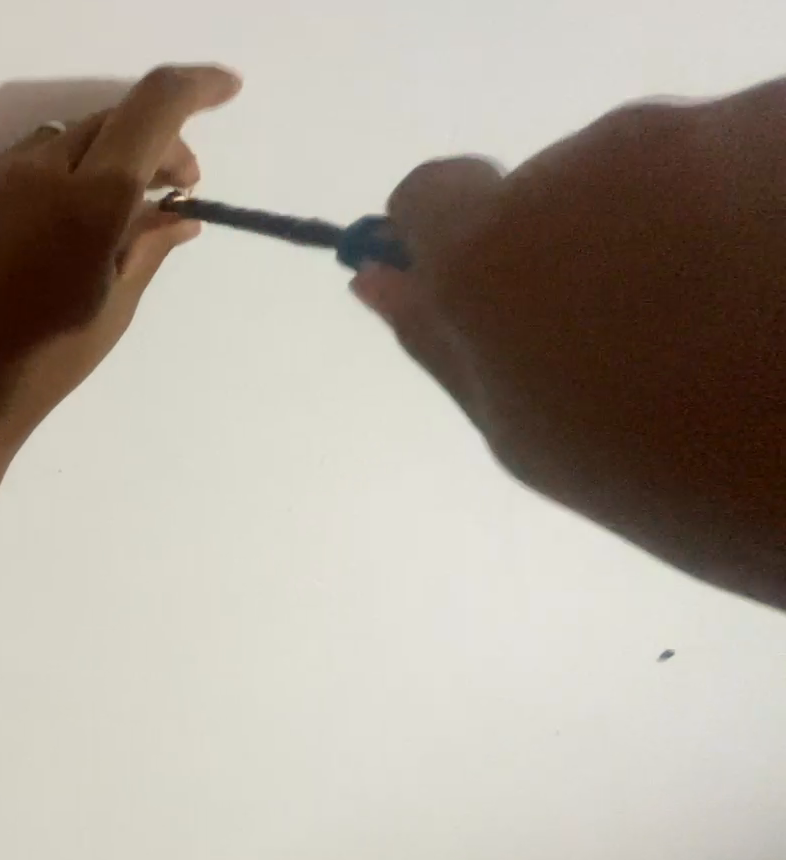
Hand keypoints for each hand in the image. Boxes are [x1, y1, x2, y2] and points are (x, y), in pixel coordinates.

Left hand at [0, 64, 240, 446]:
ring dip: (108, 151)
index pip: (154, 107)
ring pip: (70, 135)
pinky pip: (29, 158)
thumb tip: (180, 214)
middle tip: (175, 190)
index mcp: (89, 202)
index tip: (226, 96)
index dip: (198, 89)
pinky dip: (64, 167)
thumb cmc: (44, 366)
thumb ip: (148, 246)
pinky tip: (71, 213)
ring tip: (122, 205)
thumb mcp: (113, 308)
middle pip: (113, 119)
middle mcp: (38, 174)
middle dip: (155, 141)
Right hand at [355, 78, 785, 605]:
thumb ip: (438, 337)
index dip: (440, 231)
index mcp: (490, 251)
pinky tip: (778, 266)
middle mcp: (591, 165)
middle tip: (624, 320)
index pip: (427, 190)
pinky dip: (757, 196)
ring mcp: (722, 129)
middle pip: (547, 180)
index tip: (476, 278)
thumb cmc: (663, 468)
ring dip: (667, 214)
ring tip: (727, 299)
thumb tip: (376, 277)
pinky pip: (752, 146)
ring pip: (656, 162)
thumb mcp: (516, 425)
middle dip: (569, 234)